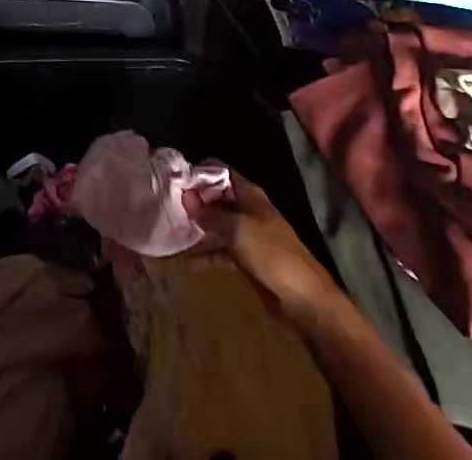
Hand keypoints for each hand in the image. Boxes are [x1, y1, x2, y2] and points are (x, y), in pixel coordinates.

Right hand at [185, 169, 338, 315]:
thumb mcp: (238, 230)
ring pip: (217, 225)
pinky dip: (206, 255)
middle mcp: (248, 211)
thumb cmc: (273, 255)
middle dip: (195, 200)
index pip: (223, 173)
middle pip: (217, 199)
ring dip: (198, 228)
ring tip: (171, 229)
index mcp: (251, 197)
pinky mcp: (246, 259)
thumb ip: (210, 214)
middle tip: (167, 203)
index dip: (201, 172)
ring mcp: (247, 236)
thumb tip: (185, 197)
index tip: (176, 178)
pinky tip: (186, 262)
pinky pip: (221, 251)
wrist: (304, 300)